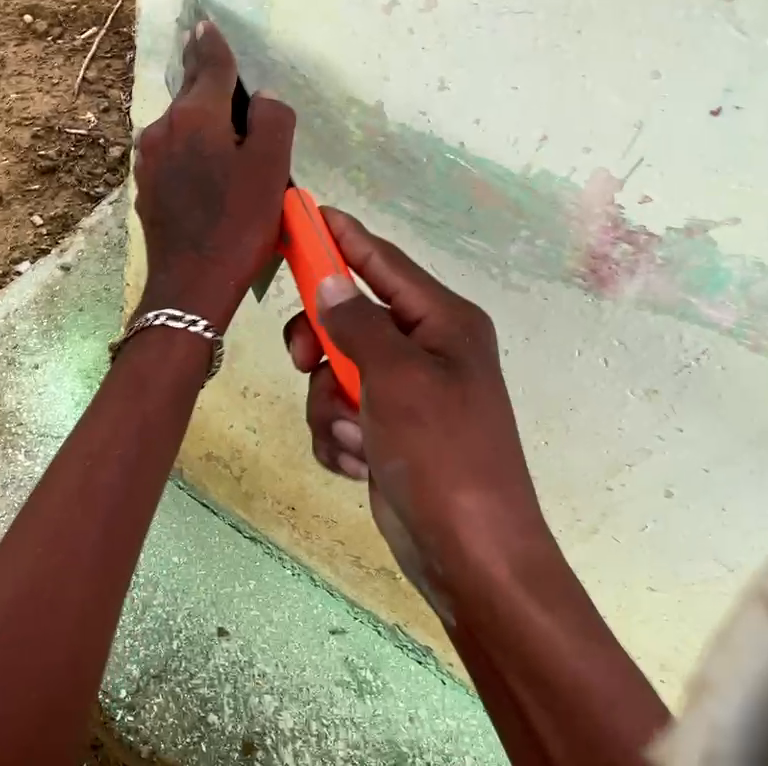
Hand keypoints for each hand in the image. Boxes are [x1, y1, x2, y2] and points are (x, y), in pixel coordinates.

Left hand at [133, 19, 293, 328]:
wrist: (190, 285)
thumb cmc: (238, 224)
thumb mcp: (272, 168)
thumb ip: (272, 120)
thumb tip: (262, 98)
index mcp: (194, 117)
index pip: (209, 67)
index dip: (213, 44)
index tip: (205, 23)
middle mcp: (162, 129)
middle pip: (191, 96)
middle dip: (207, 83)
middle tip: (217, 70)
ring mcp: (147, 160)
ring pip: (179, 126)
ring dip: (199, 121)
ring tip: (222, 133)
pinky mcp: (144, 187)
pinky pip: (172, 153)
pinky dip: (190, 149)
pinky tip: (204, 168)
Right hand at [283, 208, 547, 604]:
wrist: (470, 556)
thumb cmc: (444, 453)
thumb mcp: (397, 377)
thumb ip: (356, 322)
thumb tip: (329, 282)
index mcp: (442, 322)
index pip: (380, 261)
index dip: (338, 236)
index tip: (297, 212)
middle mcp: (423, 350)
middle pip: (346, 318)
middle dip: (321, 345)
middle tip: (303, 360)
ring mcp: (403, 394)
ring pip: (332, 371)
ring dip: (330, 405)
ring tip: (354, 437)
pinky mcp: (384, 433)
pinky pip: (336, 413)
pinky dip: (337, 436)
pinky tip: (358, 463)